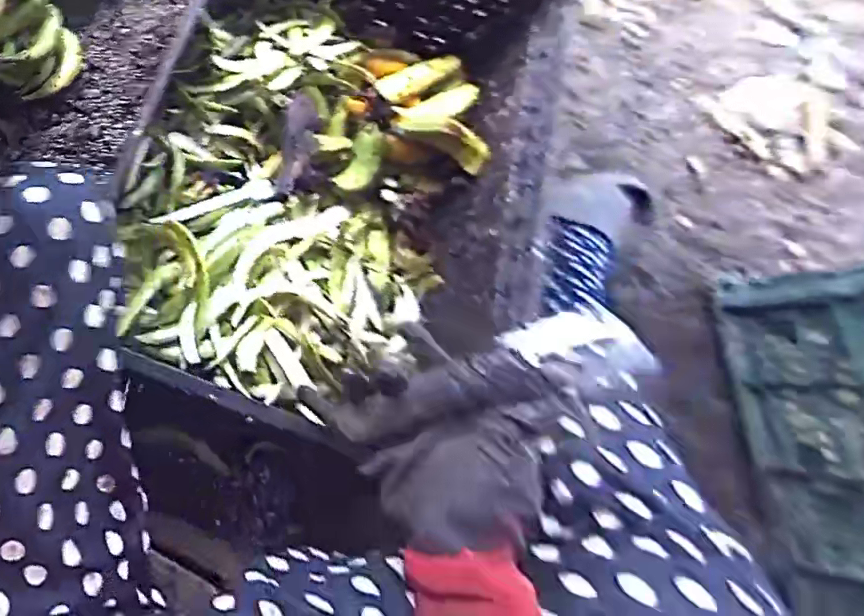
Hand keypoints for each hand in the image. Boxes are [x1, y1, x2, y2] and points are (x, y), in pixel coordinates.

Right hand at [299, 347, 573, 554]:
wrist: (445, 539)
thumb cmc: (481, 493)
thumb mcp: (508, 450)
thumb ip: (525, 414)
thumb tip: (564, 377)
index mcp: (458, 414)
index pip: (440, 369)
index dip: (425, 345)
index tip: (405, 324)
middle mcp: (424, 416)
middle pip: (400, 376)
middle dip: (386, 359)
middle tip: (366, 343)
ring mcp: (393, 429)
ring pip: (368, 391)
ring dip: (354, 377)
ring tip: (346, 369)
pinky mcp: (367, 445)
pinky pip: (336, 419)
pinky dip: (317, 404)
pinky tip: (300, 388)